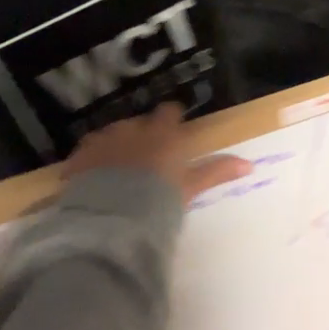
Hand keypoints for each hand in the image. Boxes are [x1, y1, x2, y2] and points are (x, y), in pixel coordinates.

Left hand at [62, 103, 250, 204]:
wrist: (113, 216)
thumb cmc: (160, 199)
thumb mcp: (191, 187)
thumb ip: (217, 172)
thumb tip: (249, 164)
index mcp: (162, 135)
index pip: (169, 113)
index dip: (172, 118)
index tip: (175, 127)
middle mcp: (132, 130)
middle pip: (139, 123)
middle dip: (144, 134)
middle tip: (150, 156)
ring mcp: (103, 142)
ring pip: (113, 135)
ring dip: (118, 145)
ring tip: (122, 168)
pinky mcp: (79, 158)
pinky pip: (88, 152)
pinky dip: (94, 160)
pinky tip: (96, 176)